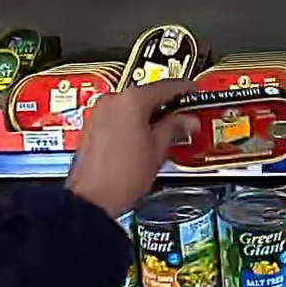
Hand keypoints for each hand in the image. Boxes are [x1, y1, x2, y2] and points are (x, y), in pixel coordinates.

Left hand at [66, 79, 196, 220]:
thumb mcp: (158, 148)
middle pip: (147, 94)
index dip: (185, 89)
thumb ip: (175, 127)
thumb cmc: (121, 176)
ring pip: (132, 105)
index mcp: (132, 101)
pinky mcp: (91, 125)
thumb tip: (187, 120)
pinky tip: (145, 135)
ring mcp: (99, 112)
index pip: (166, 86)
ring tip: (166, 128)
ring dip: (149, 113)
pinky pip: (118, 114)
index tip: (193, 92)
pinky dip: (133, 120)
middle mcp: (112, 101)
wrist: (91, 199)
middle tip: (184, 113)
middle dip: (167, 104)